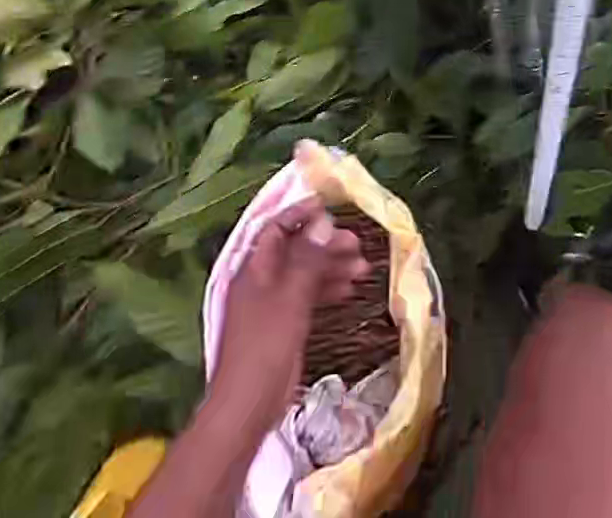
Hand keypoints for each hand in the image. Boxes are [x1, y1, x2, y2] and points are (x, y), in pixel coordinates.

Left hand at [204, 198, 370, 432]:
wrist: (248, 406)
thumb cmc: (266, 346)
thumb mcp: (291, 296)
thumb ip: (308, 258)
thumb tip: (323, 221)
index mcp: (254, 270)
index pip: (276, 229)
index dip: (300, 214)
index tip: (328, 205)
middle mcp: (262, 282)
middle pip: (296, 251)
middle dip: (326, 243)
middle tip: (357, 243)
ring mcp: (272, 303)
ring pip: (305, 273)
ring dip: (332, 266)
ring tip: (363, 268)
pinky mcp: (284, 323)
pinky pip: (308, 295)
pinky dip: (327, 288)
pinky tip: (349, 289)